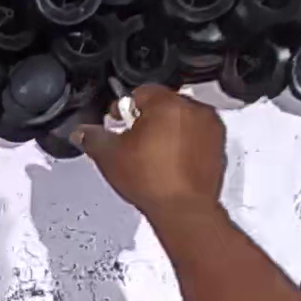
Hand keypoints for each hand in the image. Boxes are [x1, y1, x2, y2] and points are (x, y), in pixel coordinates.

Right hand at [72, 84, 228, 237]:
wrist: (182, 208)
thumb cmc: (152, 183)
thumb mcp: (109, 157)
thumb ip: (93, 137)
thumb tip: (82, 132)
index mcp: (165, 104)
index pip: (140, 92)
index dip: (123, 108)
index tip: (117, 121)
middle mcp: (192, 110)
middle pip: (163, 105)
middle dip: (146, 121)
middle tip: (132, 143)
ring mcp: (210, 127)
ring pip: (181, 120)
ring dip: (166, 132)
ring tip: (150, 157)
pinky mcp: (218, 146)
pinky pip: (197, 137)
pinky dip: (184, 146)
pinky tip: (168, 166)